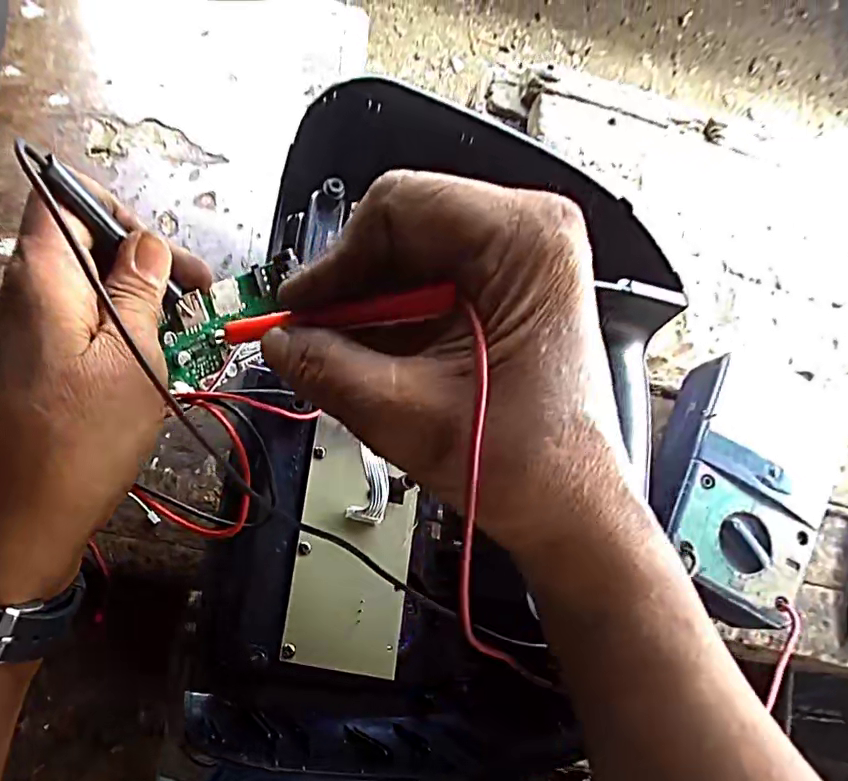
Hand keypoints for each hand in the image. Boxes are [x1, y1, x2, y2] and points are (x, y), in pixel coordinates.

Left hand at [0, 182, 211, 604]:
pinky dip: (123, 332)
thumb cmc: (84, 441)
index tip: (166, 253)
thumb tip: (148, 242)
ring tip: (182, 335)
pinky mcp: (43, 362)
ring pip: (90, 288)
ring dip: (140, 302)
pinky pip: (85, 325)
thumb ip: (139, 289)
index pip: (64, 194)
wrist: (37, 512)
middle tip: (194, 298)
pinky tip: (155, 361)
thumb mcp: (131, 357)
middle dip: (143, 262)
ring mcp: (32, 330)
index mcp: (42, 277)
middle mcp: (27, 293)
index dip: (120, 210)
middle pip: (84, 241)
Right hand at [260, 171, 636, 565]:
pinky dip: (390, 327)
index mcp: (526, 243)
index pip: (399, 207)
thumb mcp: (405, 413)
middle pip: (403, 234)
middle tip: (309, 336)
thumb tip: (282, 341)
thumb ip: (328, 369)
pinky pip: (428, 296)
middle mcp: (530, 242)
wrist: (565, 508)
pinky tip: (368, 362)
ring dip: (365, 314)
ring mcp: (519, 273)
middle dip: (348, 291)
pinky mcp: (505, 304)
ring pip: (410, 267)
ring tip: (336, 358)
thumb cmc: (529, 464)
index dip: (335, 261)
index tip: (300, 306)